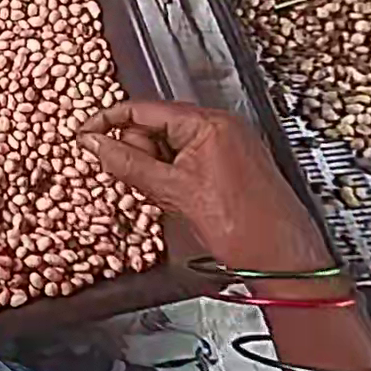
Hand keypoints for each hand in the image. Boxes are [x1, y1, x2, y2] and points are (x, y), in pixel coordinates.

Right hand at [78, 101, 331, 274]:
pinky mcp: (224, 161)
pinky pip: (180, 156)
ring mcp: (223, 143)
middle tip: (139, 180)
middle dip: (135, 150)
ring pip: (163, 143)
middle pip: (151, 125)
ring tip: (164, 193)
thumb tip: (92, 142)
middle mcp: (217, 126)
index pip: (141, 109)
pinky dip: (166, 173)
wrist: (285, 261)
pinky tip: (173, 194)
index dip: (107, 122)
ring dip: (151, 166)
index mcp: (207, 124)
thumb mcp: (170, 192)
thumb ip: (125, 162)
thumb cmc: (243, 227)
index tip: (85, 135)